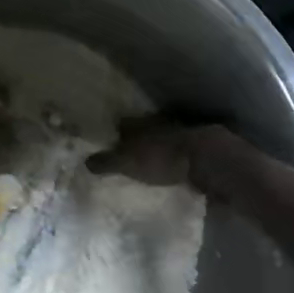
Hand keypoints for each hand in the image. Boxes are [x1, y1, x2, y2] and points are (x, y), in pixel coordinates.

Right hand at [86, 119, 243, 187]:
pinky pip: (186, 152)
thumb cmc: (162, 159)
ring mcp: (185, 134)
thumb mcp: (128, 163)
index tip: (114, 140)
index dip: (118, 132)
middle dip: (141, 138)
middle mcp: (162, 124)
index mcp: (142, 124)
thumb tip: (85, 161)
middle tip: (133, 150)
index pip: (125, 124)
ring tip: (155, 160)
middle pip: (147, 129)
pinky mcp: (204, 149)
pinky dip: (180, 158)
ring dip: (162, 147)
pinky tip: (178, 168)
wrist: (209, 160)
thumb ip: (107, 162)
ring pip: (168, 138)